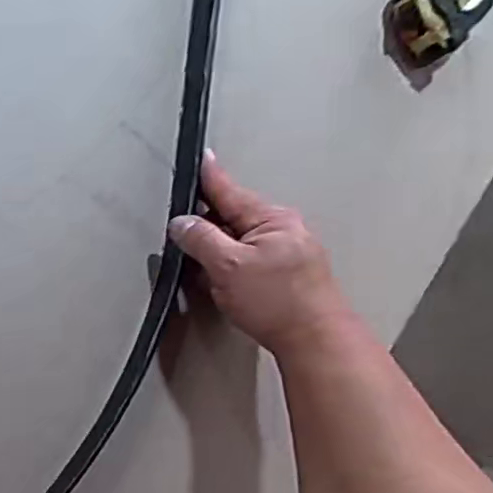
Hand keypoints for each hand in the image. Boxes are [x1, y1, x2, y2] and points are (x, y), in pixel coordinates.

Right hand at [167, 152, 354, 354]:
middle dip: (203, 222)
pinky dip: (224, 262)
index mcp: (270, 219)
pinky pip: (243, 256)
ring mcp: (282, 250)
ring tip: (194, 262)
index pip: (229, 191)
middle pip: (230, 216)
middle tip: (179, 231)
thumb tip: (180, 222)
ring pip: (235, 238)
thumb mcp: (228, 266)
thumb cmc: (274, 300)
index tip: (200, 156)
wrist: (313, 336)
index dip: (210, 176)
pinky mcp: (281, 271)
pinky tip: (214, 279)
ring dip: (212, 247)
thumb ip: (201, 239)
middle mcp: (280, 228)